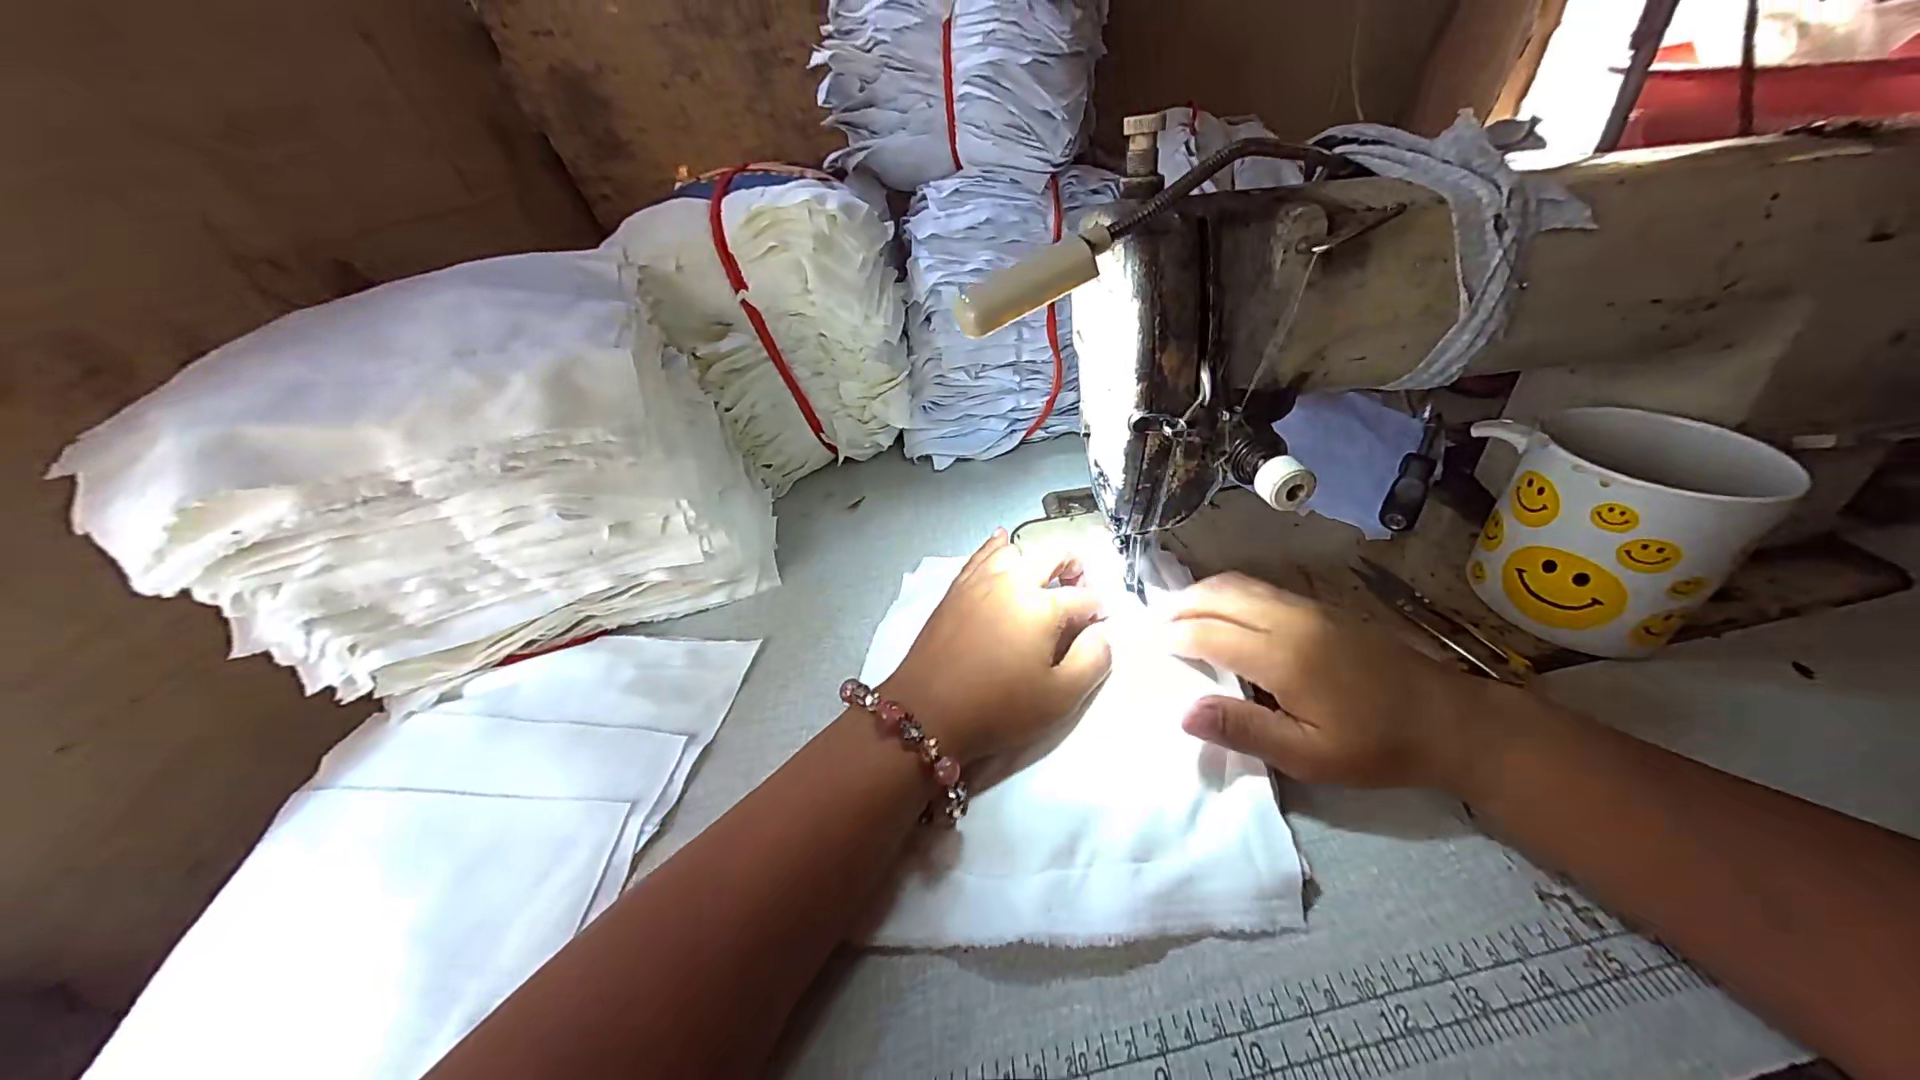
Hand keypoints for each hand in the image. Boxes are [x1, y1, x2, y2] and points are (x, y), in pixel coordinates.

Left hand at [881, 530, 1112, 764]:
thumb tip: (1101, 632)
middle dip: (1074, 570)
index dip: (1098, 611)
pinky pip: (982, 555)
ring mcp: (980, 581)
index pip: (1084, 597)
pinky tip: (1002, 542)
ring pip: (1016, 551)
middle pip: (1053, 557)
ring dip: (1037, 559)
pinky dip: (998, 546)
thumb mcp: (1060, 698)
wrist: (927, 712)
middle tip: (1079, 592)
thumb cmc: (998, 709)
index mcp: (1042, 606)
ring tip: (1043, 578)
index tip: (1098, 627)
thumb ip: (1093, 660)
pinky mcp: (956, 588)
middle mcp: (1012, 582)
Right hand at [1159, 572, 1501, 791]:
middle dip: (1180, 605)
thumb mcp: (1308, 756)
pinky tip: (1222, 610)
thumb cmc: (1376, 746)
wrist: (1452, 720)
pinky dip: (1228, 592)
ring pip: (1240, 584)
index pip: (1210, 633)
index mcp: (1283, 656)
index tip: (1152, 646)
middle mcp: (1291, 620)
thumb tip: (1185, 712)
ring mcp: (1309, 608)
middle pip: (1219, 596)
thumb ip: (1244, 729)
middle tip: (1154, 624)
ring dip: (1201, 593)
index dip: (1175, 637)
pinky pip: (1260, 587)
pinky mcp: (1322, 608)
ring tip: (1177, 612)